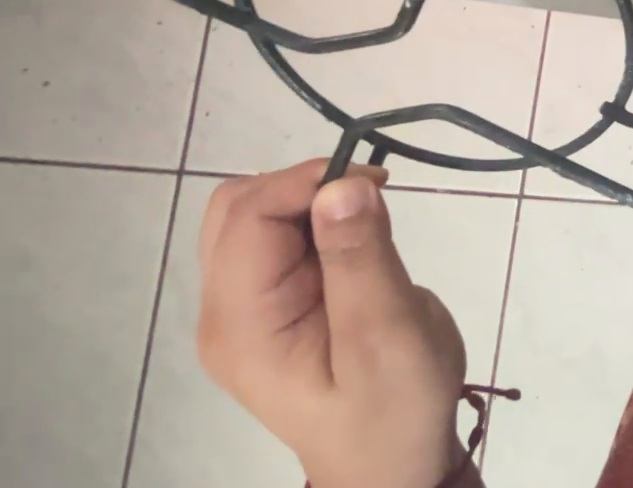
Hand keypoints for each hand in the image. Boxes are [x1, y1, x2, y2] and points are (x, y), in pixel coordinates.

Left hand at [197, 160, 467, 487]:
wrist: (393, 464)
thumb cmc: (395, 405)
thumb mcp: (388, 332)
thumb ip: (362, 257)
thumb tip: (343, 183)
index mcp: (245, 322)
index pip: (249, 218)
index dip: (308, 182)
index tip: (381, 181)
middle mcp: (229, 312)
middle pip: (237, 212)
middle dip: (306, 184)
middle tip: (378, 194)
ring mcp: (250, 311)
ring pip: (256, 221)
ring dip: (314, 201)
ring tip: (375, 218)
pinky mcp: (279, 308)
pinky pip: (282, 243)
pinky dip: (322, 221)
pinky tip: (363, 238)